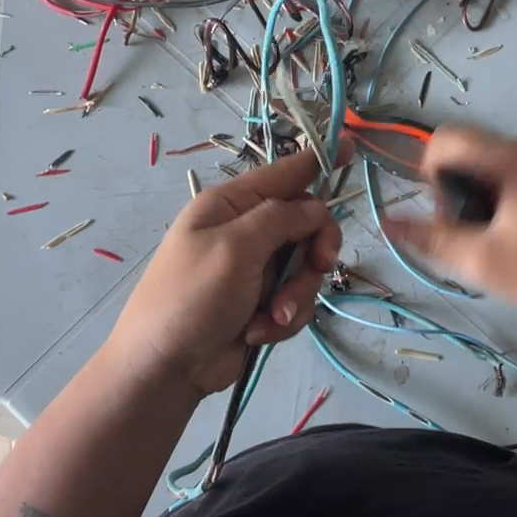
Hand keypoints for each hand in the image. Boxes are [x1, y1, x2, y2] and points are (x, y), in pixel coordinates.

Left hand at [102, 149, 342, 395]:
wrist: (165, 368)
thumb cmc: (191, 297)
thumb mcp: (234, 248)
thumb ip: (280, 219)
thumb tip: (314, 207)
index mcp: (231, 205)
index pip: (283, 173)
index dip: (317, 161)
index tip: (350, 148)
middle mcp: (247, 231)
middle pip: (307, 223)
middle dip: (316, 250)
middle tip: (320, 265)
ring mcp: (257, 269)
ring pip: (307, 268)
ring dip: (296, 295)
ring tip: (272, 317)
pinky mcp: (264, 303)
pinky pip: (297, 300)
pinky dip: (284, 318)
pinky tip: (259, 332)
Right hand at [384, 124, 516, 319]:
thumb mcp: (480, 261)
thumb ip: (429, 238)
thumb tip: (385, 223)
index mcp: (512, 158)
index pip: (447, 139)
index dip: (428, 170)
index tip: (439, 210)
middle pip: (464, 148)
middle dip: (450, 185)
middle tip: (463, 229)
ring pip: (481, 161)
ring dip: (470, 191)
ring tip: (484, 233)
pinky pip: (503, 169)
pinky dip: (491, 192)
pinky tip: (503, 229)